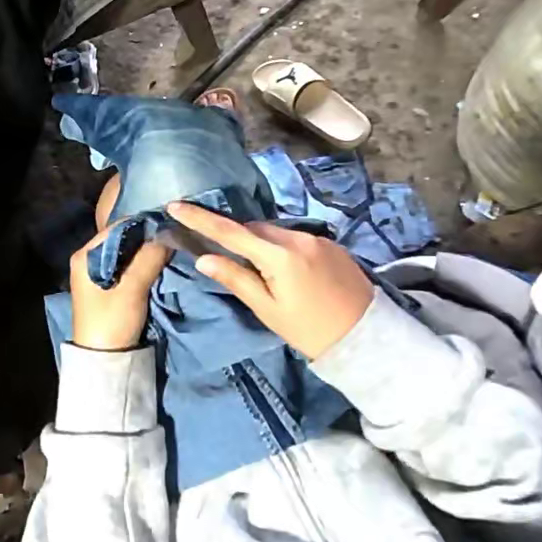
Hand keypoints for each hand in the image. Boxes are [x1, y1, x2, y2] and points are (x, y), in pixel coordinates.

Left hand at [69, 227, 172, 350]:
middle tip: (172, 233)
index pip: (116, 227)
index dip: (142, 223)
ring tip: (169, 245)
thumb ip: (149, 258)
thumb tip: (168, 234)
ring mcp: (97, 273)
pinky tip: (159, 261)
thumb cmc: (112, 321)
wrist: (104, 360)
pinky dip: (142, 262)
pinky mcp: (108, 285)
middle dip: (145, 236)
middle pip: (121, 238)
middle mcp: (88, 259)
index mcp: (85, 255)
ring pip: (126, 252)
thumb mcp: (132, 288)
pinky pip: (127, 265)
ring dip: (145, 250)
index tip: (167, 222)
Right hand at [166, 202, 373, 359]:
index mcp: (279, 255)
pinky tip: (292, 274)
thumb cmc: (309, 330)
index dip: (200, 218)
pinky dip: (284, 249)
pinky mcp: (332, 244)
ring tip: (267, 275)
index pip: (230, 232)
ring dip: (263, 244)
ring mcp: (318, 238)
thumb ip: (236, 279)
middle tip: (229, 261)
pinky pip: (297, 239)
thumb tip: (205, 258)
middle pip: (255, 228)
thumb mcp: (267, 309)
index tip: (175, 204)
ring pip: (276, 233)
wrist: (366, 337)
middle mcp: (298, 237)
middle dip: (238, 238)